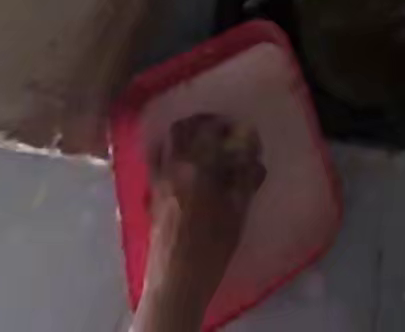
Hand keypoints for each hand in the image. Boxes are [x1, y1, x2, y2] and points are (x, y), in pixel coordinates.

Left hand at [150, 114, 264, 255]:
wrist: (177, 281)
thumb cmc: (213, 244)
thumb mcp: (239, 208)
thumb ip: (247, 176)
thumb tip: (254, 157)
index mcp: (198, 166)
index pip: (210, 128)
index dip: (225, 124)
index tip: (237, 131)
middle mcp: (174, 168)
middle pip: (180, 129)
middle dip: (199, 124)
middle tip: (216, 132)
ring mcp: (158, 182)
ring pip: (164, 144)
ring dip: (182, 138)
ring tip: (199, 147)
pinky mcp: (150, 198)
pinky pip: (155, 164)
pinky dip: (167, 156)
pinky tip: (183, 169)